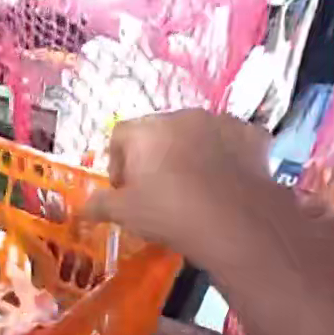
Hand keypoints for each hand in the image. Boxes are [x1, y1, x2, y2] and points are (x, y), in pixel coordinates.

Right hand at [85, 110, 333, 286]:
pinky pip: (229, 143)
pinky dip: (224, 157)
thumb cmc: (167, 211)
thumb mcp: (124, 214)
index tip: (123, 190)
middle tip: (155, 192)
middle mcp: (182, 115)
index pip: (119, 135)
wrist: (233, 219)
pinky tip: (223, 183)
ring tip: (191, 189)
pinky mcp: (252, 134)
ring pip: (195, 134)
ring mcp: (221, 121)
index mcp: (146, 130)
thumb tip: (82, 207)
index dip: (116, 163)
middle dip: (153, 157)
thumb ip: (99, 205)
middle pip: (158, 132)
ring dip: (188, 154)